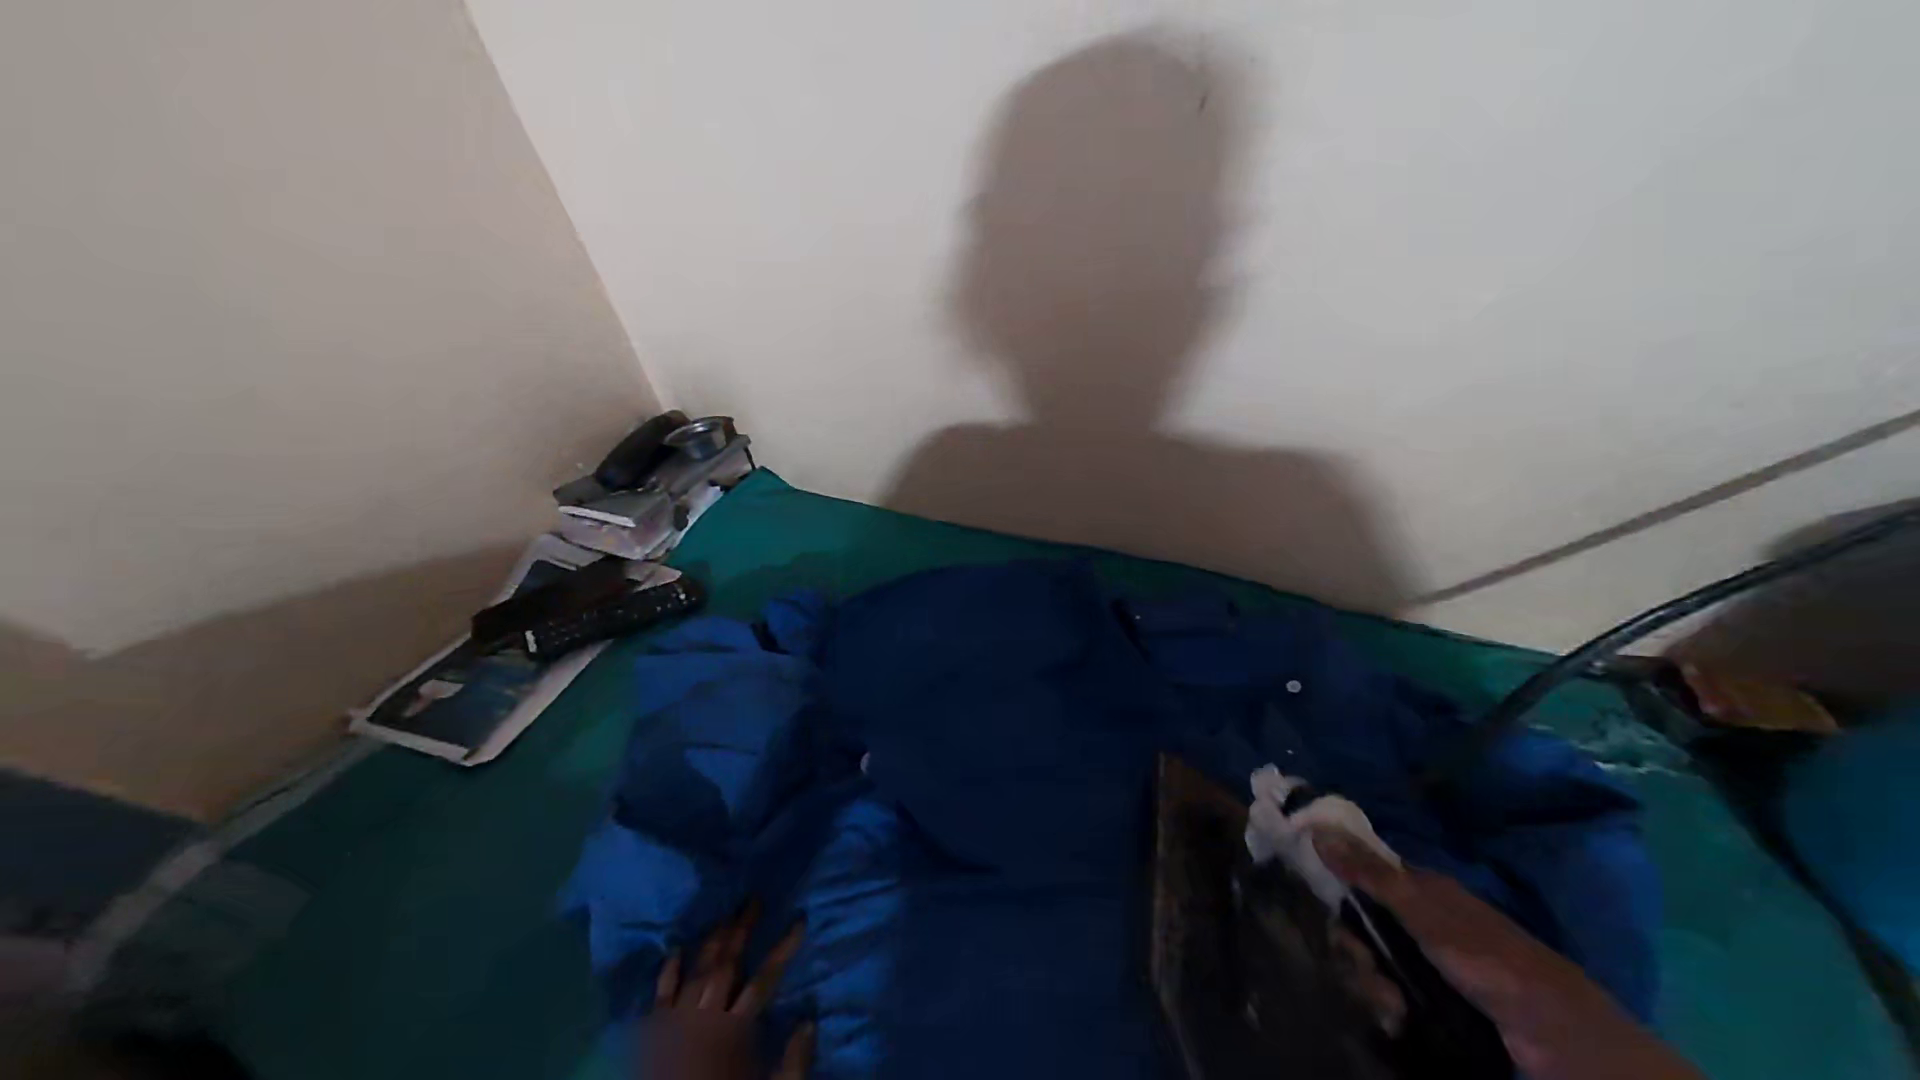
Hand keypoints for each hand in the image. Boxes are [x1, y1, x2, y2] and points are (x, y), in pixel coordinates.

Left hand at [641, 903, 812, 1079]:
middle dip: (741, 929)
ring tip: (725, 917)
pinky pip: (660, 996)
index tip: (799, 920)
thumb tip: (809, 1022)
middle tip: (754, 900)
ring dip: (711, 942)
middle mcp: (705, 1018)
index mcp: (735, 1031)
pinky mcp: (654, 1035)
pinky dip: (668, 972)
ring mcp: (676, 1024)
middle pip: (726, 964)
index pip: (765, 978)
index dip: (783, 947)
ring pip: (696, 972)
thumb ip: (793, 1063)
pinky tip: (675, 950)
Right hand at [1314, 830, 1701, 1079]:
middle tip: (1363, 970)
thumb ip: (1370, 873)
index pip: (1361, 877)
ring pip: (1372, 964)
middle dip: (1353, 950)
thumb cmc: (1490, 958)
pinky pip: (1390, 995)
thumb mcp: (1425, 911)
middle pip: (1361, 925)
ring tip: (1388, 1008)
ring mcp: (1427, 965)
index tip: (1323, 909)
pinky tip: (1395, 1020)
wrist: (1560, 1040)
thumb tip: (1315, 827)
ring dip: (1368, 984)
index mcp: (1421, 890)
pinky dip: (1386, 1007)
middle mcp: (1420, 923)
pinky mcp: (1434, 1003)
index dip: (1338, 890)